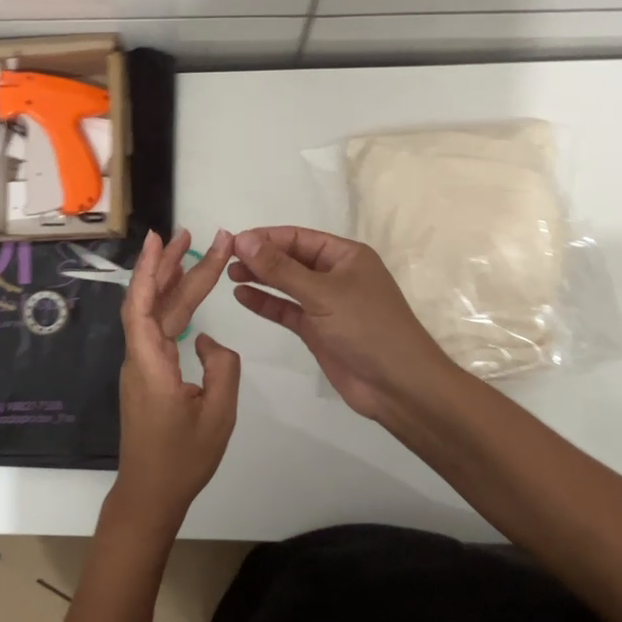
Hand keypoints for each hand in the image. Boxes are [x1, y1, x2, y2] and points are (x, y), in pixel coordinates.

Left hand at [111, 229, 240, 525]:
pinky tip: (185, 296)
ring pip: (154, 314)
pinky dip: (172, 307)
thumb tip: (209, 341)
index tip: (161, 239)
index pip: (144, 305)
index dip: (150, 269)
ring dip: (171, 282)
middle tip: (194, 234)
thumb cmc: (183, 459)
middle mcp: (140, 358)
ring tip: (191, 251)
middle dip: (172, 266)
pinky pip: (157, 331)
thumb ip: (222, 368)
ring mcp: (142, 367)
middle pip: (152, 301)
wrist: (150, 494)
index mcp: (151, 364)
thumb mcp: (218, 415)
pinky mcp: (148, 376)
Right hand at [229, 226, 448, 418]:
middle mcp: (336, 275)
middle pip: (291, 258)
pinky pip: (287, 310)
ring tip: (228, 275)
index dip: (266, 238)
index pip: (299, 237)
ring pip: (287, 284)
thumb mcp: (322, 293)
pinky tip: (242, 296)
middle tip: (224, 259)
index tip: (232, 241)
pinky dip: (266, 303)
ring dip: (260, 278)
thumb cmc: (367, 327)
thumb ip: (280, 268)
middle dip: (260, 257)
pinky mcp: (317, 330)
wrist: (397, 385)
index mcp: (346, 256)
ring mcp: (326, 303)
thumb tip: (243, 240)